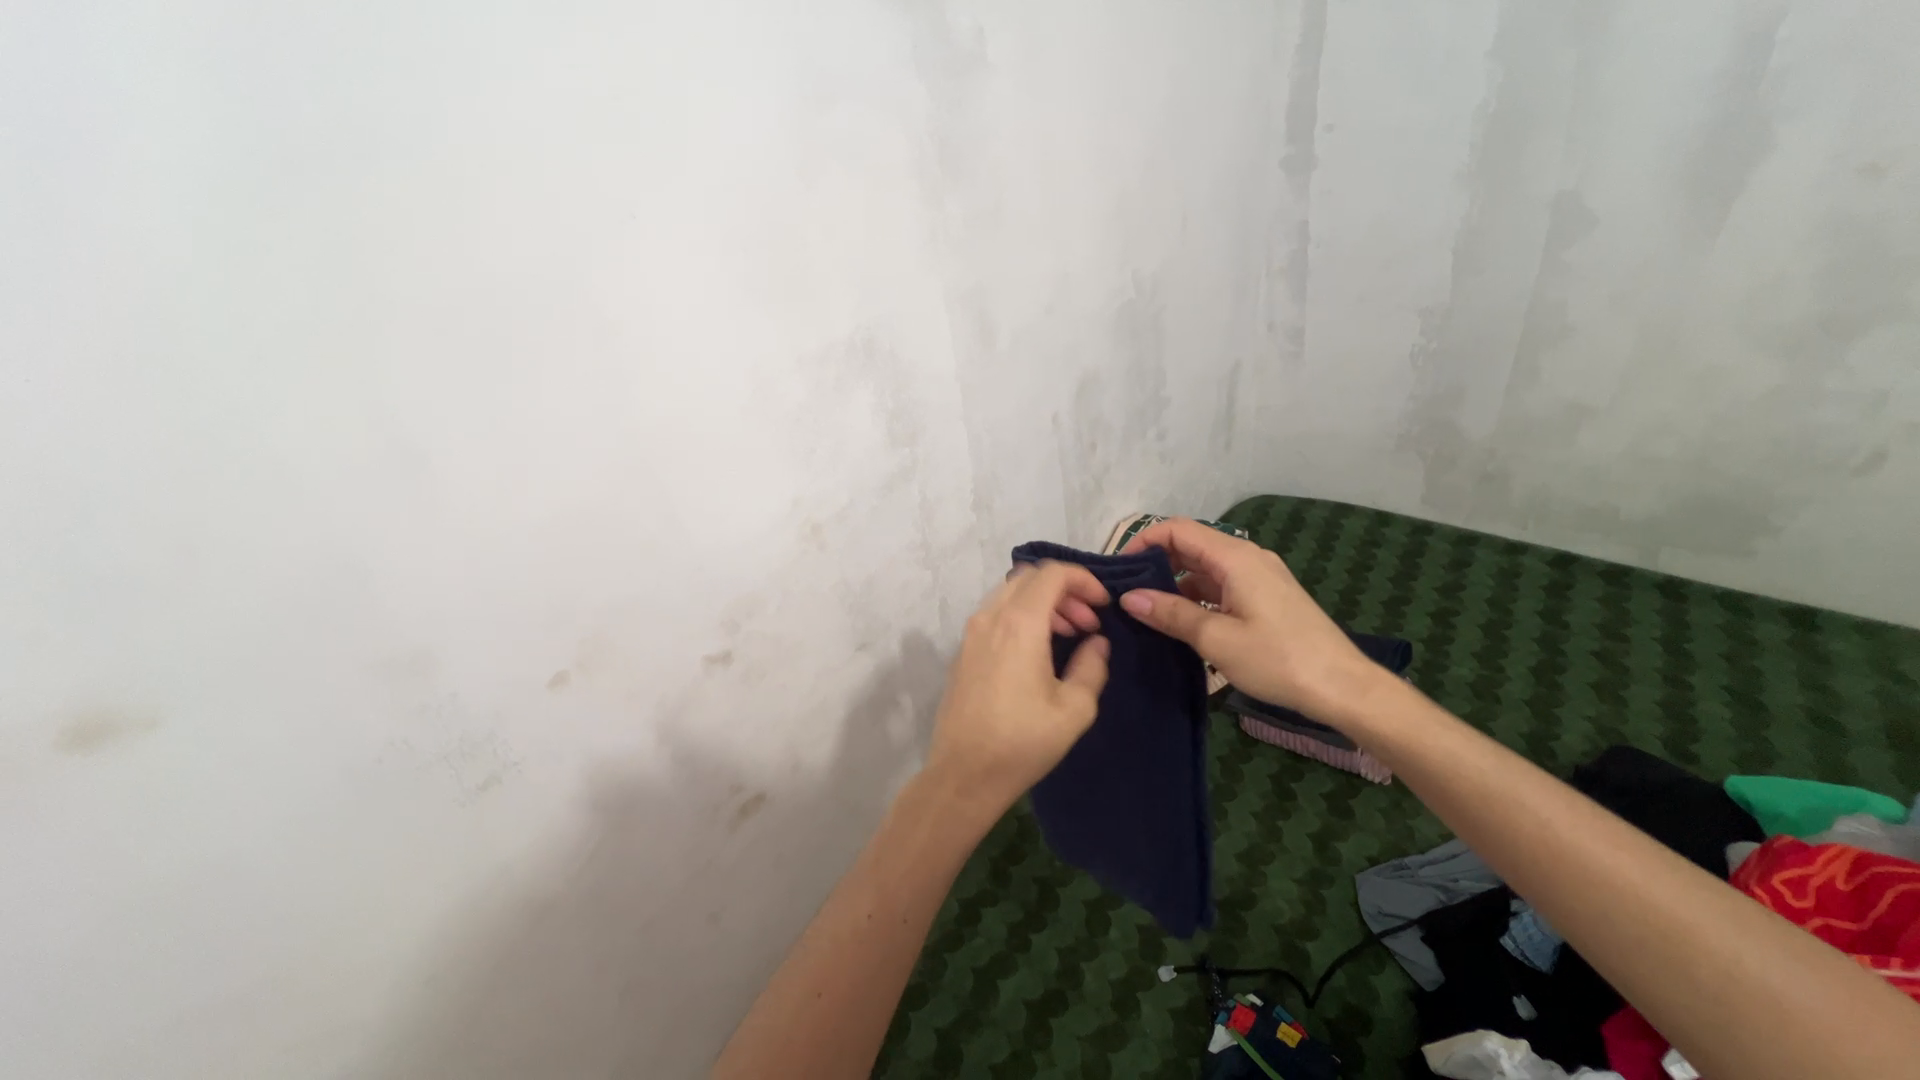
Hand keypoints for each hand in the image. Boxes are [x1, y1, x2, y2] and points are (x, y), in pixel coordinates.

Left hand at [925, 561, 1111, 816]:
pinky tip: (1038, 651)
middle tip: (1088, 623)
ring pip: (1010, 594)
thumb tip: (1096, 643)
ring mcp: (971, 633)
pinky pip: (995, 614)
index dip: (1083, 580)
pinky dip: (1021, 616)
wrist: (964, 774)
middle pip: (1030, 577)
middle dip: (1065, 590)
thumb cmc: (1023, 742)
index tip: (1103, 605)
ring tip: (1067, 635)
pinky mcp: (963, 651)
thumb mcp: (1074, 709)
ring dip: (1042, 603)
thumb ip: (1092, 666)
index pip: (1052, 573)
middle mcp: (990, 618)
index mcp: (1020, 624)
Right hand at [1119, 518, 1380, 721]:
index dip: (1144, 542)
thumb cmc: (1278, 659)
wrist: (1341, 687)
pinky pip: (1221, 586)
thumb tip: (1129, 597)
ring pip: (1205, 568)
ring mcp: (1260, 578)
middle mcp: (1248, 558)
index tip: (1117, 570)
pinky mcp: (1266, 598)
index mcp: (1236, 558)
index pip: (1178, 529)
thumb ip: (1171, 614)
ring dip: (1174, 583)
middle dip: (1156, 563)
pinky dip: (1196, 597)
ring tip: (1145, 611)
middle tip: (1124, 592)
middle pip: (1191, 546)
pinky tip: (1180, 623)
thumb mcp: (1216, 639)